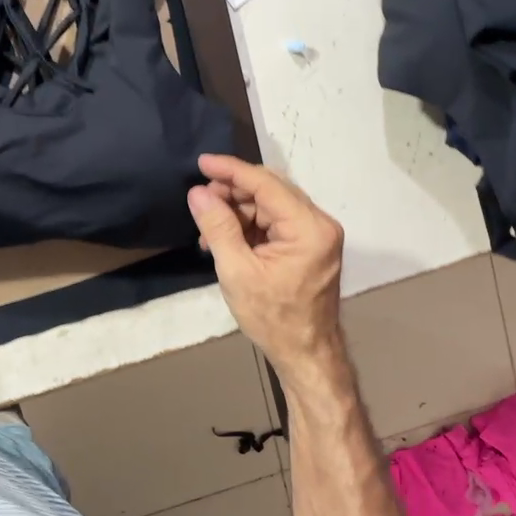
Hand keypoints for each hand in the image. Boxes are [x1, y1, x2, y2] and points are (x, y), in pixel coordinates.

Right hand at [187, 154, 344, 376]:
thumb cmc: (272, 316)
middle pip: (270, 189)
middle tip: (199, 199)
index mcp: (308, 228)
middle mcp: (318, 224)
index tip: (201, 162)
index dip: (231, 171)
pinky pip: (274, 221)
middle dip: (232, 190)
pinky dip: (248, 224)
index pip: (266, 184)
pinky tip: (224, 237)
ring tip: (208, 229)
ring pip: (270, 204)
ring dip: (237, 210)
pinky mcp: (307, 245)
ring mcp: (315, 234)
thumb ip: (218, 227)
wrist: (304, 353)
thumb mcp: (236, 271)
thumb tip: (197, 193)